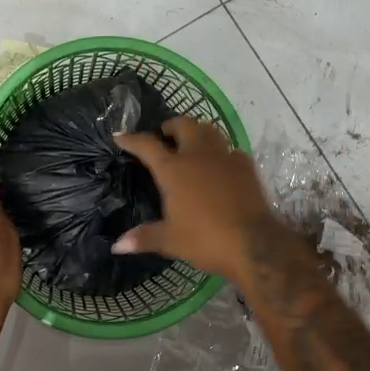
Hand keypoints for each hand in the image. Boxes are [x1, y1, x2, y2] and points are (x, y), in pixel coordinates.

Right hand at [113, 117, 274, 282]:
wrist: (253, 243)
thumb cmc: (205, 239)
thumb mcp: (170, 241)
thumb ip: (143, 238)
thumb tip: (117, 245)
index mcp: (173, 170)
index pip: (147, 145)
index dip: (131, 139)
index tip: (120, 136)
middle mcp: (197, 155)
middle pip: (183, 125)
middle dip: (170, 125)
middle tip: (164, 134)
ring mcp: (224, 157)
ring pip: (209, 130)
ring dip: (197, 131)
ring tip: (191, 142)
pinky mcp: (245, 165)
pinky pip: (230, 150)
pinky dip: (221, 152)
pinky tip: (220, 164)